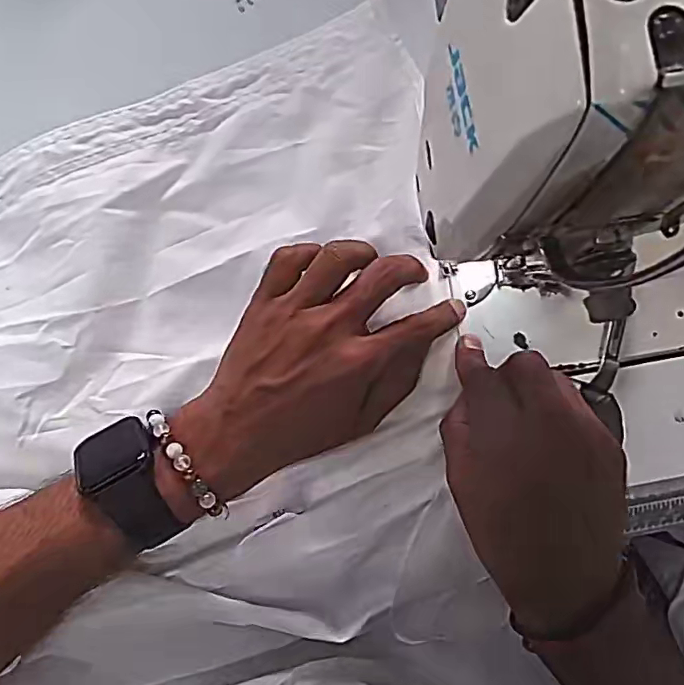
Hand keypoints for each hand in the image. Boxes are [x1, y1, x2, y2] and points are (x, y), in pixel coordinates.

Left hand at [161, 241, 464, 517]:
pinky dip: (309, 253)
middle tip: (413, 273)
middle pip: (383, 276)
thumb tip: (419, 353)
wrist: (238, 432)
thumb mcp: (359, 420)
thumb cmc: (293, 432)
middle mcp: (329, 329)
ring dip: (362, 252)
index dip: (440, 314)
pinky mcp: (266, 304)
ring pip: (337, 257)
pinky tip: (320, 262)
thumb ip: (395, 383)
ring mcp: (295, 312)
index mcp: (356, 361)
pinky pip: (288, 260)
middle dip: (410, 268)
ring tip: (369, 259)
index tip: (445, 309)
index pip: (414, 326)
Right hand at [440, 336, 627, 635]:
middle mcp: (549, 423)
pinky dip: (563, 414)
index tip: (467, 354)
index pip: (482, 375)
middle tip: (498, 398)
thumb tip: (465, 400)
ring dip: (537, 391)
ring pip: (558, 380)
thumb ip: (460, 431)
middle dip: (506, 375)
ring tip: (528, 424)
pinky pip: (582, 407)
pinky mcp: (610, 443)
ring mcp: (585, 431)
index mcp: (503, 433)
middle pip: (525, 365)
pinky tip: (552, 442)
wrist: (564, 576)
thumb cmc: (511, 539)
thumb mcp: (464, 483)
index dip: (470, 361)